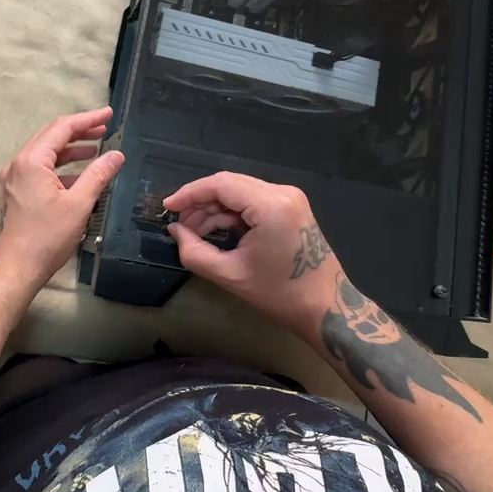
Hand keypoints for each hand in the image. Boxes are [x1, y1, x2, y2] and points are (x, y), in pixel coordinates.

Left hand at [0, 107, 125, 296]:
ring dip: (69, 150)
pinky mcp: (12, 194)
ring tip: (95, 149)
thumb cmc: (45, 238)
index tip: (109, 115)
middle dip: (78, 131)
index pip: (62, 128)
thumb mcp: (78, 205)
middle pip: (50, 137)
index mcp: (31, 161)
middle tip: (105, 129)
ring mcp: (11, 180)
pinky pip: (38, 170)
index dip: (88, 119)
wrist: (11, 272)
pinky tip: (77, 177)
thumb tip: (117, 154)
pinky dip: (59, 168)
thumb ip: (98, 175)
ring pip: (44, 154)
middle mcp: (17, 164)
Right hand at [163, 172, 341, 336]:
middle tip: (178, 224)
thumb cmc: (279, 294)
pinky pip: (253, 200)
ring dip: (215, 208)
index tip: (167, 207)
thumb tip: (175, 230)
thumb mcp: (230, 275)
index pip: (221, 184)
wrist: (326, 307)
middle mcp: (282, 192)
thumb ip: (195, 251)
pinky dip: (232, 213)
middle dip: (200, 202)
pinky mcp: (291, 206)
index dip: (190, 194)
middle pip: (230, 184)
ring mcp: (289, 197)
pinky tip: (215, 230)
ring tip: (193, 232)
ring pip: (240, 192)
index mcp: (270, 205)